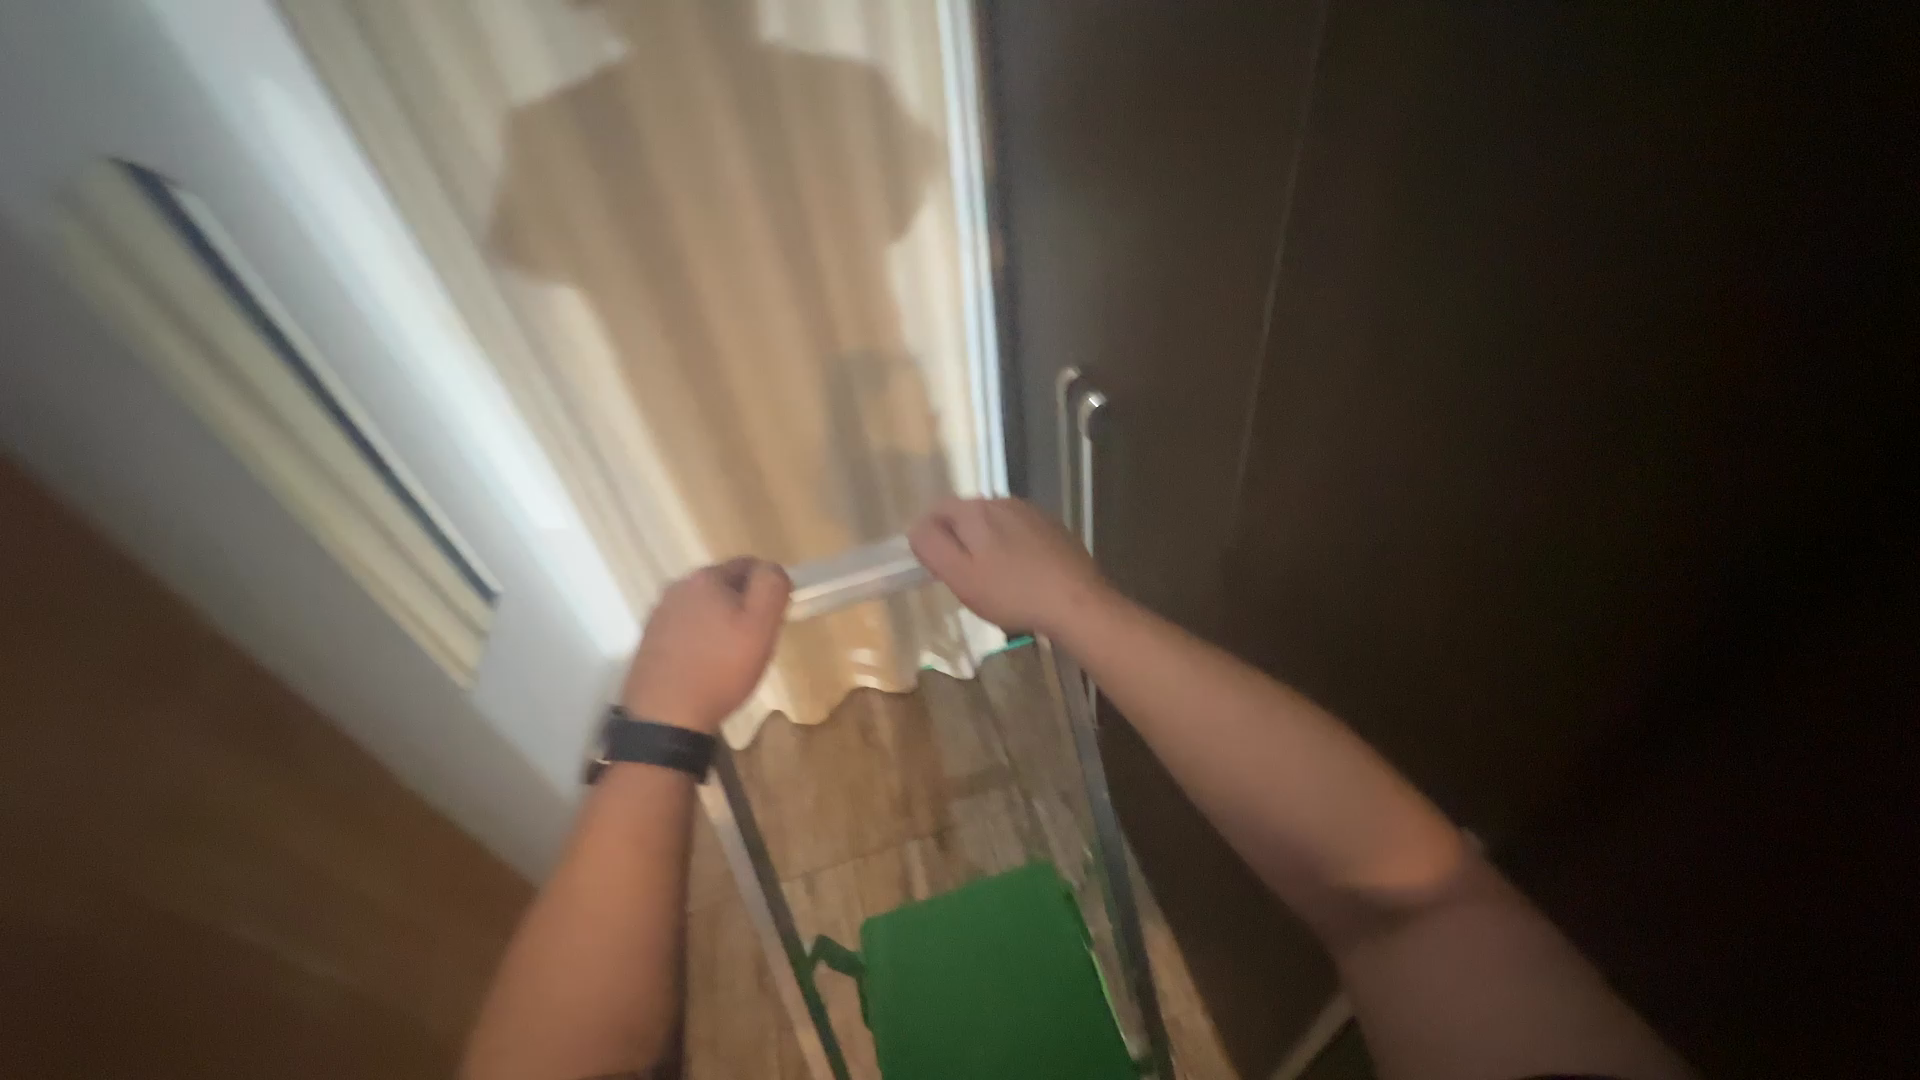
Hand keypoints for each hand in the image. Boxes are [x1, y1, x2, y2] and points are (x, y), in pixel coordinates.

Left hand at [621, 557, 790, 734]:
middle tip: (755, 640)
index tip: (773, 620)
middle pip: (724, 586)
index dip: (768, 589)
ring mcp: (659, 614)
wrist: (665, 718)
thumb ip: (771, 587)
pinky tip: (705, 666)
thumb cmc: (720, 668)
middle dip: (743, 605)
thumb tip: (772, 569)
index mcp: (705, 577)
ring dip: (720, 623)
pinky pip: (686, 629)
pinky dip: (700, 640)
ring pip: (704, 608)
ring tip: (730, 658)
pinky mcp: (650, 640)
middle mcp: (677, 587)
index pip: (750, 565)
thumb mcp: (760, 625)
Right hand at [908, 497, 1114, 635]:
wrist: (1077, 602)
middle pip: (968, 515)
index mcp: (976, 510)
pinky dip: (1014, 549)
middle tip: (964, 577)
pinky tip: (1023, 576)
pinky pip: (1021, 532)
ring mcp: (1032, 513)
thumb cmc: (1011, 593)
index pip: (937, 510)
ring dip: (988, 544)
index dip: (930, 536)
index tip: (937, 567)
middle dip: (960, 540)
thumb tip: (917, 528)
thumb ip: (932, 547)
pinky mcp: (1054, 528)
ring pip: (996, 523)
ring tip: (995, 579)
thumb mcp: (960, 576)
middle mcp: (1003, 502)